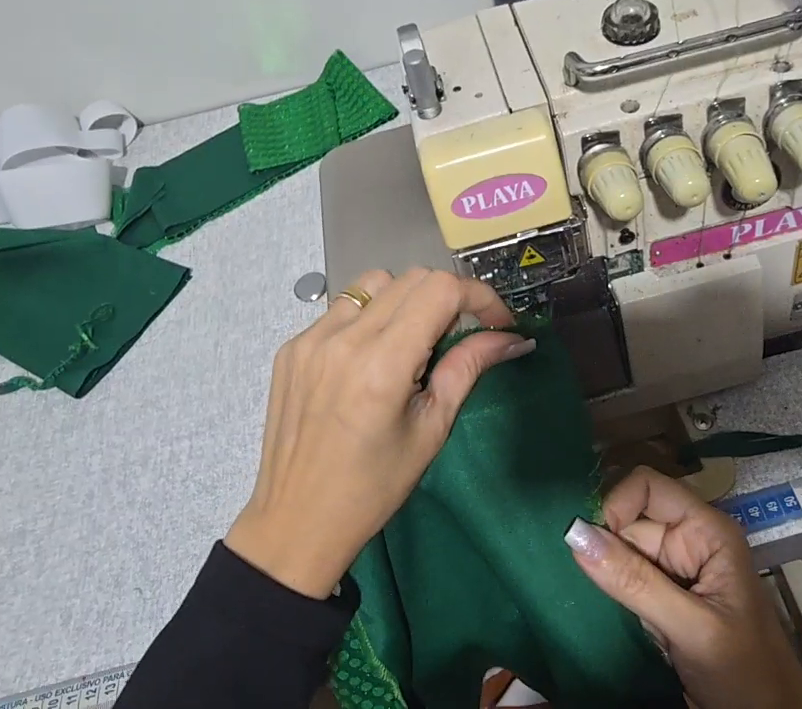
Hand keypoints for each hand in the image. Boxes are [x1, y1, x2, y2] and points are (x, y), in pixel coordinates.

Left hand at [225, 268, 532, 598]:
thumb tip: (510, 337)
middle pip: (411, 278)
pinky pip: (342, 308)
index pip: (441, 289)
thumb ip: (468, 368)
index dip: (479, 296)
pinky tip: (368, 361)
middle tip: (452, 341)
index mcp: (382, 364)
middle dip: (446, 298)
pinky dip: (368, 319)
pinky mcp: (291, 347)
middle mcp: (343, 339)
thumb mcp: (431, 430)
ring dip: (405, 301)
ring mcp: (310, 339)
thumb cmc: (373, 488)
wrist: (296, 523)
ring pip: (374, 284)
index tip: (496, 321)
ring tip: (409, 347)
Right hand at [564, 467, 801, 708]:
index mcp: (707, 530)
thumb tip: (574, 532)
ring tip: (605, 600)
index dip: (616, 505)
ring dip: (608, 571)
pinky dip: (614, 590)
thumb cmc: (746, 672)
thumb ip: (635, 581)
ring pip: (623, 549)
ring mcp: (676, 569)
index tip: (593, 545)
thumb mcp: (692, 628)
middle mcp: (690, 539)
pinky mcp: (664, 597)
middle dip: (607, 545)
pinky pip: (626, 577)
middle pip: (630, 519)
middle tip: (595, 581)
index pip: (648, 486)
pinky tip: (611, 608)